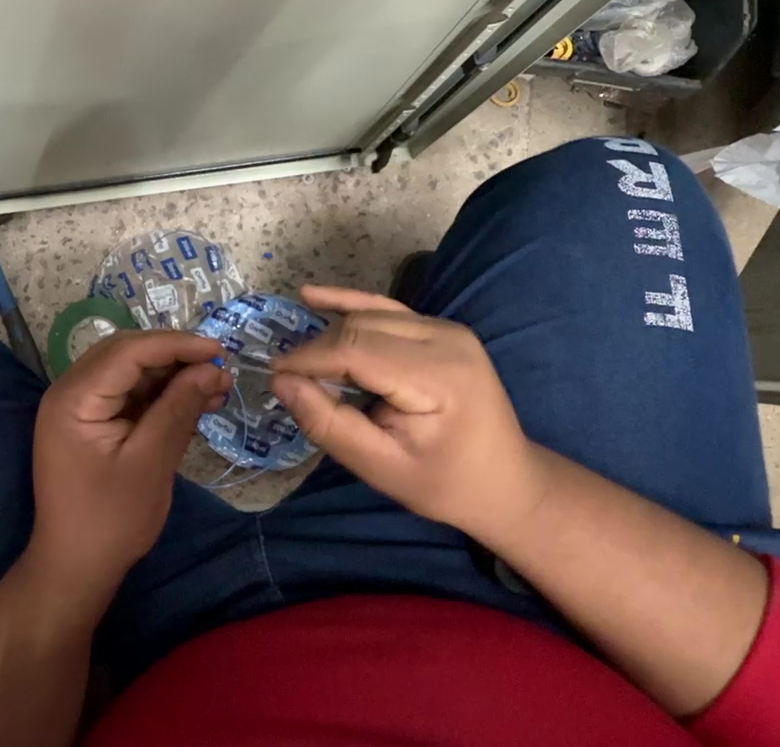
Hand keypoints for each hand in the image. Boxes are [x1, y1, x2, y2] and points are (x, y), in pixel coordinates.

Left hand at [29, 331, 230, 595]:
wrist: (76, 568)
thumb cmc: (111, 520)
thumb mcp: (150, 462)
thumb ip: (178, 409)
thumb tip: (213, 368)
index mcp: (74, 398)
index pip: (128, 351)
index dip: (175, 344)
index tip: (219, 349)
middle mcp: (70, 392)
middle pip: (127, 354)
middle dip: (176, 357)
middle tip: (221, 366)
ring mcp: (79, 406)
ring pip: (131, 372)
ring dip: (173, 375)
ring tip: (219, 386)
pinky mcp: (92, 422)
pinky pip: (130, 394)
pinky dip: (162, 395)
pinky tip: (198, 401)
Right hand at [270, 285, 545, 534]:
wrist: (506, 482)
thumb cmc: (445, 483)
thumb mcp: (380, 467)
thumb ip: (328, 423)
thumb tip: (281, 382)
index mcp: (438, 377)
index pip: (355, 351)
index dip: (308, 360)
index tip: (273, 378)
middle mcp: (446, 339)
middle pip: (359, 328)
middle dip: (316, 350)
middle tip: (285, 379)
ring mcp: (447, 328)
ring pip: (368, 315)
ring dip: (330, 334)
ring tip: (298, 362)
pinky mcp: (441, 328)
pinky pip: (386, 308)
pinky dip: (349, 302)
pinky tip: (313, 295)